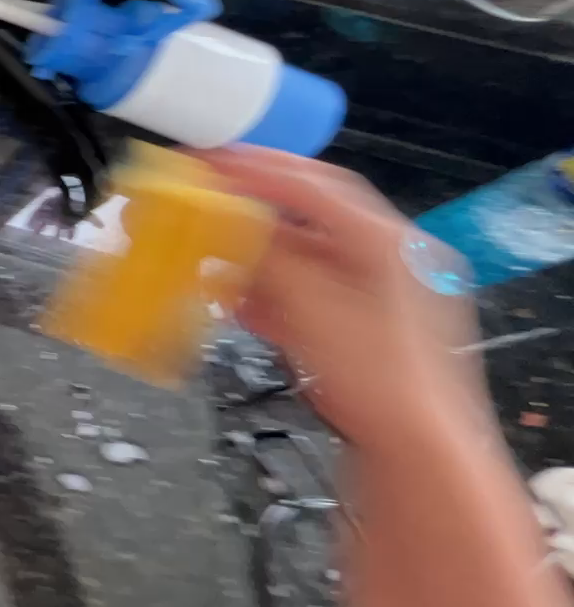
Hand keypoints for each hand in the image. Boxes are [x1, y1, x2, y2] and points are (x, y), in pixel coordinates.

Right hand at [193, 146, 488, 448]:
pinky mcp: (349, 314)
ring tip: (196, 236)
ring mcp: (367, 285)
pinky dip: (255, 276)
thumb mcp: (308, 301)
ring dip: (242, 238)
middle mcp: (381, 255)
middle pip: (303, 207)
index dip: (250, 166)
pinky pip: (294, 280)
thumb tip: (218, 215)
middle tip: (195, 183)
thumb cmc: (371, 371)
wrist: (411, 445)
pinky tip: (223, 287)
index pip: (310, 184)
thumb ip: (263, 251)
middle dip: (244, 195)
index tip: (198, 160)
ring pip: (294, 243)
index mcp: (384, 242)